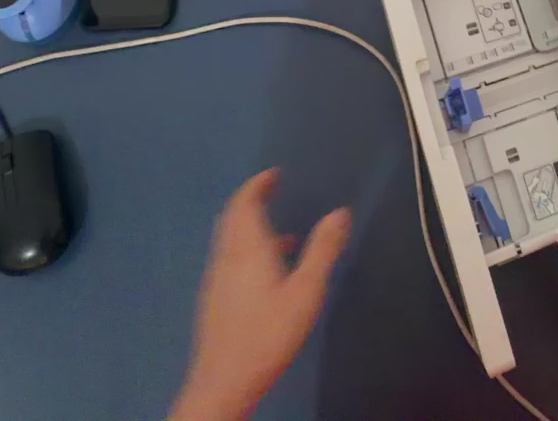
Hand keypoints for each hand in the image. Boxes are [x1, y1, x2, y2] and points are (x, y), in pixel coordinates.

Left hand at [170, 170, 351, 420]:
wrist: (223, 384)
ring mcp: (218, 280)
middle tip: (273, 188)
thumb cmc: (268, 333)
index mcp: (247, 249)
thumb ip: (323, 249)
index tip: (273, 173)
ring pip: (230, 240)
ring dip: (250, 224)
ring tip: (281, 228)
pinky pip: (231, 258)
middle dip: (251, 200)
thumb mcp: (306, 290)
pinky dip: (248, 247)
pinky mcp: (216, 300)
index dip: (257, 185)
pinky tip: (271, 269)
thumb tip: (340, 211)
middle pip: (232, 218)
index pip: (244, 204)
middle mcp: (227, 258)